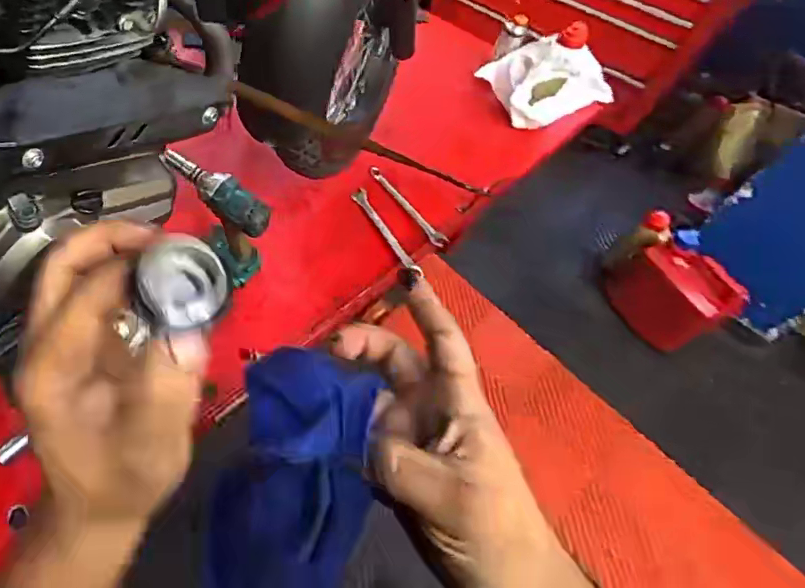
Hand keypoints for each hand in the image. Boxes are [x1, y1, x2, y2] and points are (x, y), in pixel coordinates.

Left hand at [2, 222, 208, 585]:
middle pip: (62, 263)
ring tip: (161, 249)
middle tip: (160, 238)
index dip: (129, 268)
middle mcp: (40, 344)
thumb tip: (188, 330)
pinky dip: (118, 264)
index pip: (85, 293)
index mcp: (50, 369)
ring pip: (70, 266)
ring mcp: (52, 337)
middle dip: (110, 237)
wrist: (96, 507)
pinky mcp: (70, 336)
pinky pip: (86, 282)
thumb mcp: (151, 452)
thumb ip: (167, 394)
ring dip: (114, 246)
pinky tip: (153, 273)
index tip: (176, 262)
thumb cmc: (121, 482)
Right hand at [332, 281, 589, 587]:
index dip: (429, 308)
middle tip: (327, 349)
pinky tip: (311, 424)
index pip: (445, 343)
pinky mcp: (394, 469)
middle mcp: (429, 410)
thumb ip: (400, 463)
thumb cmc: (496, 529)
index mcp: (456, 402)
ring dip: (341, 388)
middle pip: (394, 361)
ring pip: (369, 398)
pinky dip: (336, 428)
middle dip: (362, 344)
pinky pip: (359, 438)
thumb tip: (353, 438)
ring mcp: (410, 439)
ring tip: (307, 385)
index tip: (406, 276)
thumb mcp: (452, 495)